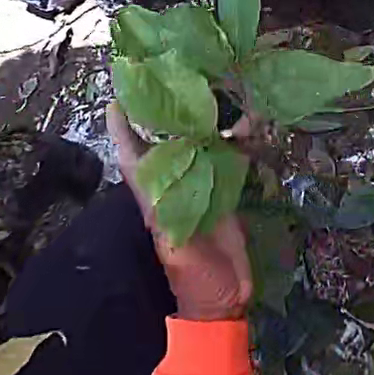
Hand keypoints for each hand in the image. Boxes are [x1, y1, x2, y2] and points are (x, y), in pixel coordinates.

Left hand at [109, 105, 253, 321]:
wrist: (225, 300)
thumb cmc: (194, 278)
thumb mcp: (177, 249)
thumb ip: (168, 216)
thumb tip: (153, 181)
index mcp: (155, 196)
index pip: (133, 153)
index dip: (123, 124)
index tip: (122, 91)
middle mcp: (175, 184)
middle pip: (168, 139)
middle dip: (173, 109)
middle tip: (184, 75)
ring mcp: (202, 186)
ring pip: (202, 144)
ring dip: (212, 121)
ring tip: (227, 95)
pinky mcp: (226, 193)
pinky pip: (230, 159)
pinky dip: (238, 142)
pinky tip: (251, 125)